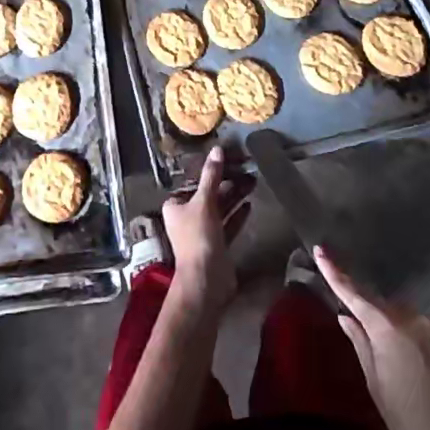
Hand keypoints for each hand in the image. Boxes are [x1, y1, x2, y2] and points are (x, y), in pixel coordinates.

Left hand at [161, 146, 251, 314]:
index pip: (194, 182)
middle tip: (247, 169)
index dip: (210, 171)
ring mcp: (203, 232)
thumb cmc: (198, 237)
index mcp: (175, 205)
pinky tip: (250, 203)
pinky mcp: (217, 244)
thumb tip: (217, 149)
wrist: (206, 280)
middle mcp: (186, 216)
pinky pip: (228, 224)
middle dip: (227, 183)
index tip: (228, 159)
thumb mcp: (204, 202)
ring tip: (253, 181)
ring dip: (235, 196)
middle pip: (209, 195)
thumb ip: (211, 176)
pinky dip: (237, 214)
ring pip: (220, 208)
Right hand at [314, 246, 429, 429]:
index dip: (336, 272)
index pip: (355, 293)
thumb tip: (348, 318)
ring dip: (397, 333)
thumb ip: (362, 348)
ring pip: (410, 324)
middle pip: (386, 307)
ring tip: (396, 367)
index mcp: (391, 328)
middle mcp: (420, 322)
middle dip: (371, 312)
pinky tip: (425, 378)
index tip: (320, 248)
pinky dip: (420, 348)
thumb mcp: (379, 392)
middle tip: (358, 330)